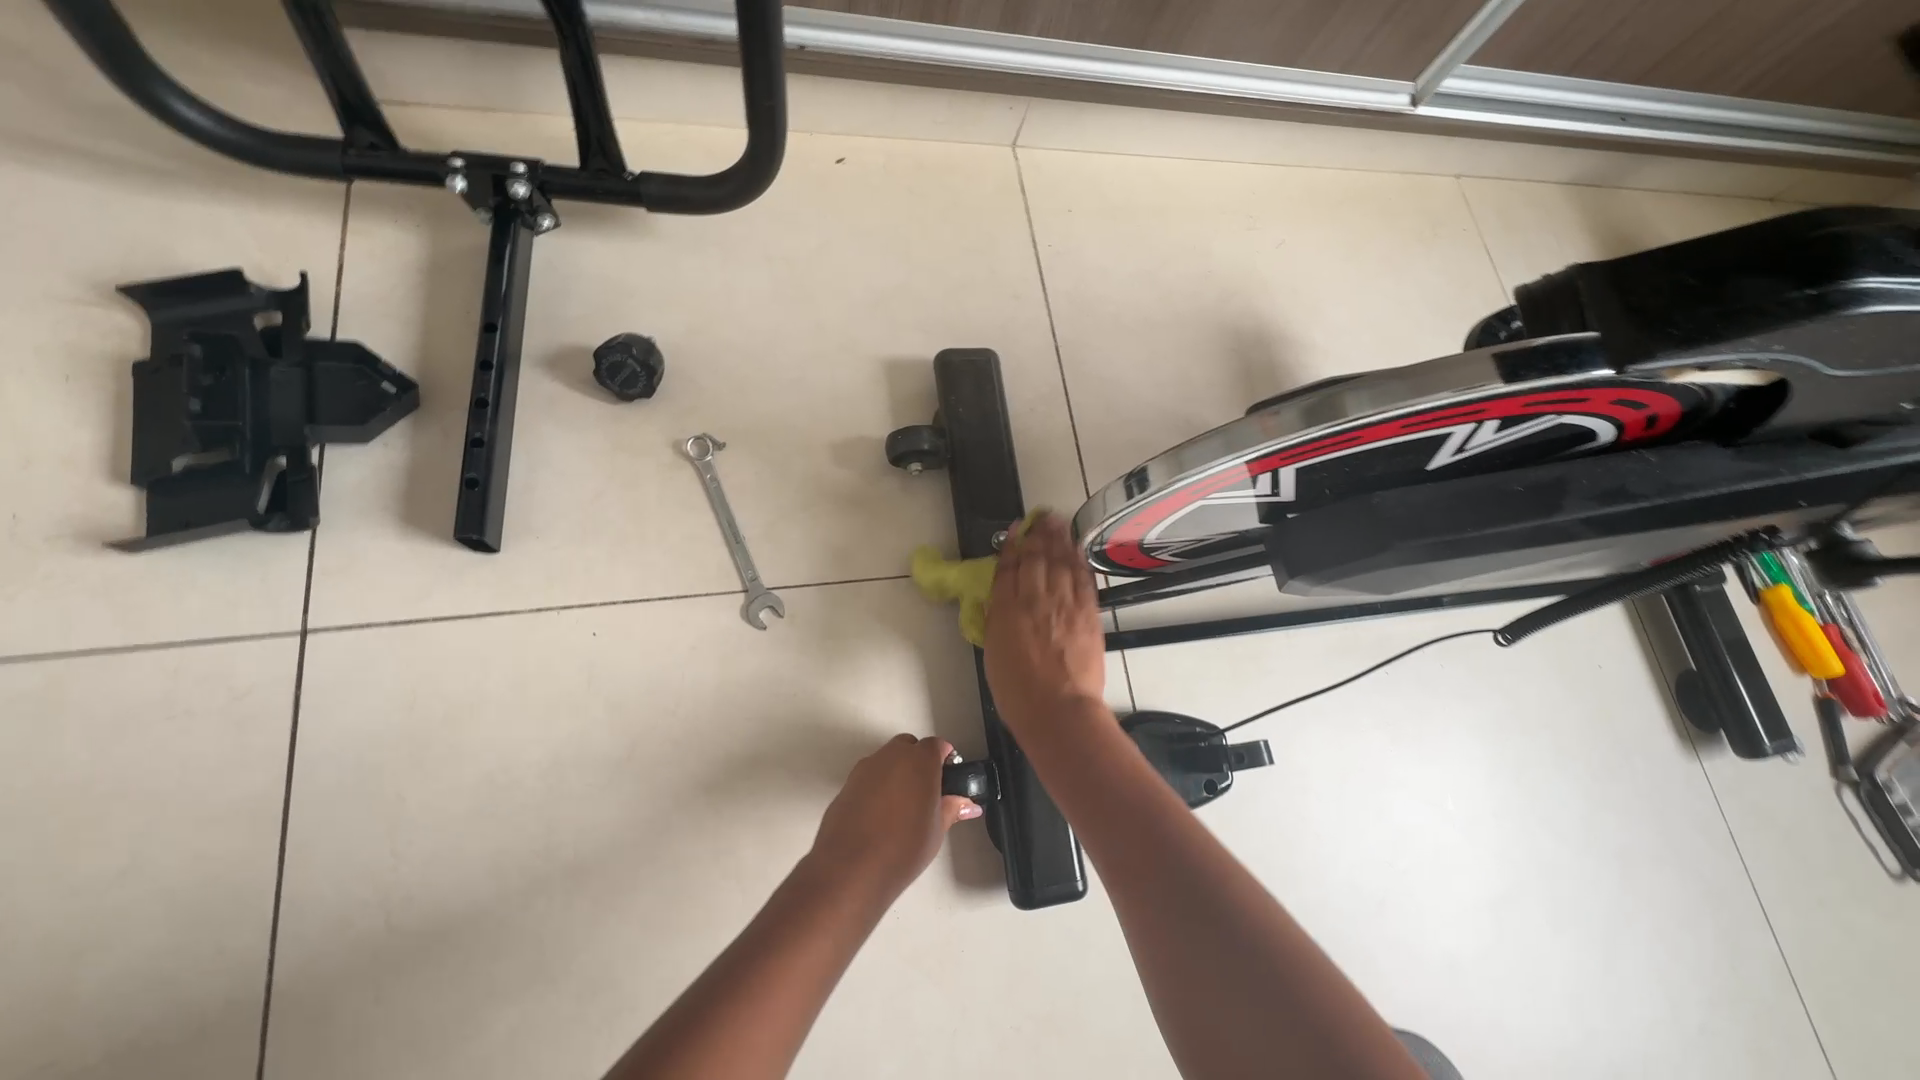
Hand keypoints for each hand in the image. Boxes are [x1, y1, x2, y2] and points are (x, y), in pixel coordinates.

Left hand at [808, 734, 980, 901]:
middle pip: (908, 746)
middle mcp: (891, 757)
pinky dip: (877, 786)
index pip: (936, 745)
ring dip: (897, 772)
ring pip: (886, 760)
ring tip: (903, 807)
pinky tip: (879, 815)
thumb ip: (951, 809)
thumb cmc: (903, 847)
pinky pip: (868, 777)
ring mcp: (864, 769)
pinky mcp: (846, 785)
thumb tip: (968, 804)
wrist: (851, 868)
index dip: (945, 759)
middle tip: (927, 792)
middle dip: (919, 761)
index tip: (949, 779)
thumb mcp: (936, 830)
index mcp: (919, 761)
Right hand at [983, 513, 1106, 734]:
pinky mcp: (1088, 614)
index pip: (1008, 568)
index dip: (1011, 546)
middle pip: (1037, 558)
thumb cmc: (1017, 692)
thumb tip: (1001, 601)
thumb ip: (998, 621)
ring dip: (1060, 541)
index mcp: (1007, 609)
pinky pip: (1083, 579)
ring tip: (1059, 523)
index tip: (1015, 530)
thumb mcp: (994, 652)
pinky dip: (1079, 562)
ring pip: (1063, 562)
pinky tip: (1077, 552)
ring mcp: (1065, 604)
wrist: (1058, 710)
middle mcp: (1036, 599)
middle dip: (1038, 535)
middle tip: (1041, 518)